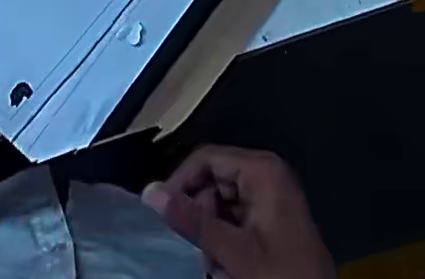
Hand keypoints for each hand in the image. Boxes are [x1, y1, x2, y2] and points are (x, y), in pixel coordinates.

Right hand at [141, 146, 332, 278]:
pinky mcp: (276, 221)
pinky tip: (227, 266)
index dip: (179, 182)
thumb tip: (149, 192)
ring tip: (214, 263)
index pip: (205, 159)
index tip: (161, 212)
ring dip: (211, 231)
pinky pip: (237, 218)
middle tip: (194, 248)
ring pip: (222, 201)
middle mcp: (268, 175)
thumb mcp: (234, 253)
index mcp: (262, 170)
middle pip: (213, 179)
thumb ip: (191, 221)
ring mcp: (274, 198)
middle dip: (199, 213)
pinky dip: (227, 239)